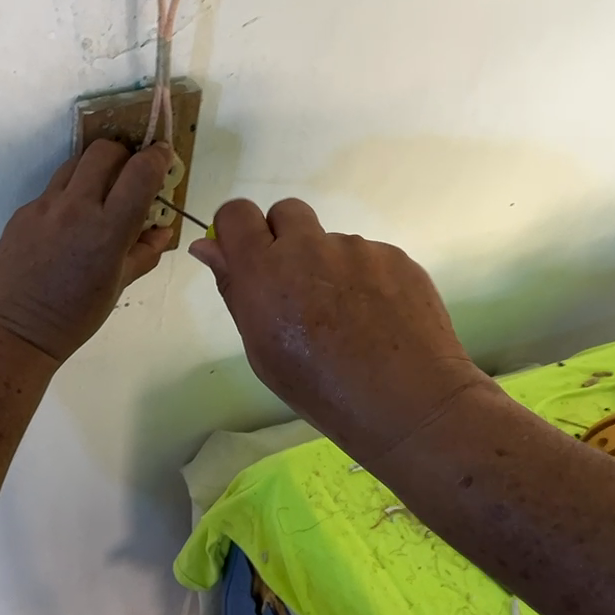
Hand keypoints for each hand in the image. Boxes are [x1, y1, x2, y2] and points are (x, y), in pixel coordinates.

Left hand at [0, 140, 175, 362]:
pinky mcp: (21, 214)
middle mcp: (75, 209)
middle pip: (103, 151)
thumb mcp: (119, 286)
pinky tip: (66, 226)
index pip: (139, 173)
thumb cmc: (76, 316)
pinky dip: (66, 197)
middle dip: (122, 154)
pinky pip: (50, 192)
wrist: (18, 331)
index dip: (156, 157)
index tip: (162, 156)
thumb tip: (162, 229)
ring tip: (97, 195)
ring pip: (73, 165)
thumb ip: (144, 252)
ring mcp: (43, 208)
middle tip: (128, 172)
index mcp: (107, 230)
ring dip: (92, 170)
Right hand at [188, 198, 491, 453]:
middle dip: (283, 236)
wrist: (407, 402)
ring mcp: (356, 248)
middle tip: (294, 283)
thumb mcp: (260, 348)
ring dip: (328, 267)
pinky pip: (368, 258)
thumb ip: (234, 289)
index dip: (236, 228)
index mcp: (265, 271)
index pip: (237, 213)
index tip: (243, 254)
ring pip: (330, 243)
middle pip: (286, 211)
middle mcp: (309, 247)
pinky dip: (365, 281)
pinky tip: (376, 320)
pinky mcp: (395, 257)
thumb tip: (207, 246)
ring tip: (347, 319)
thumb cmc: (319, 388)